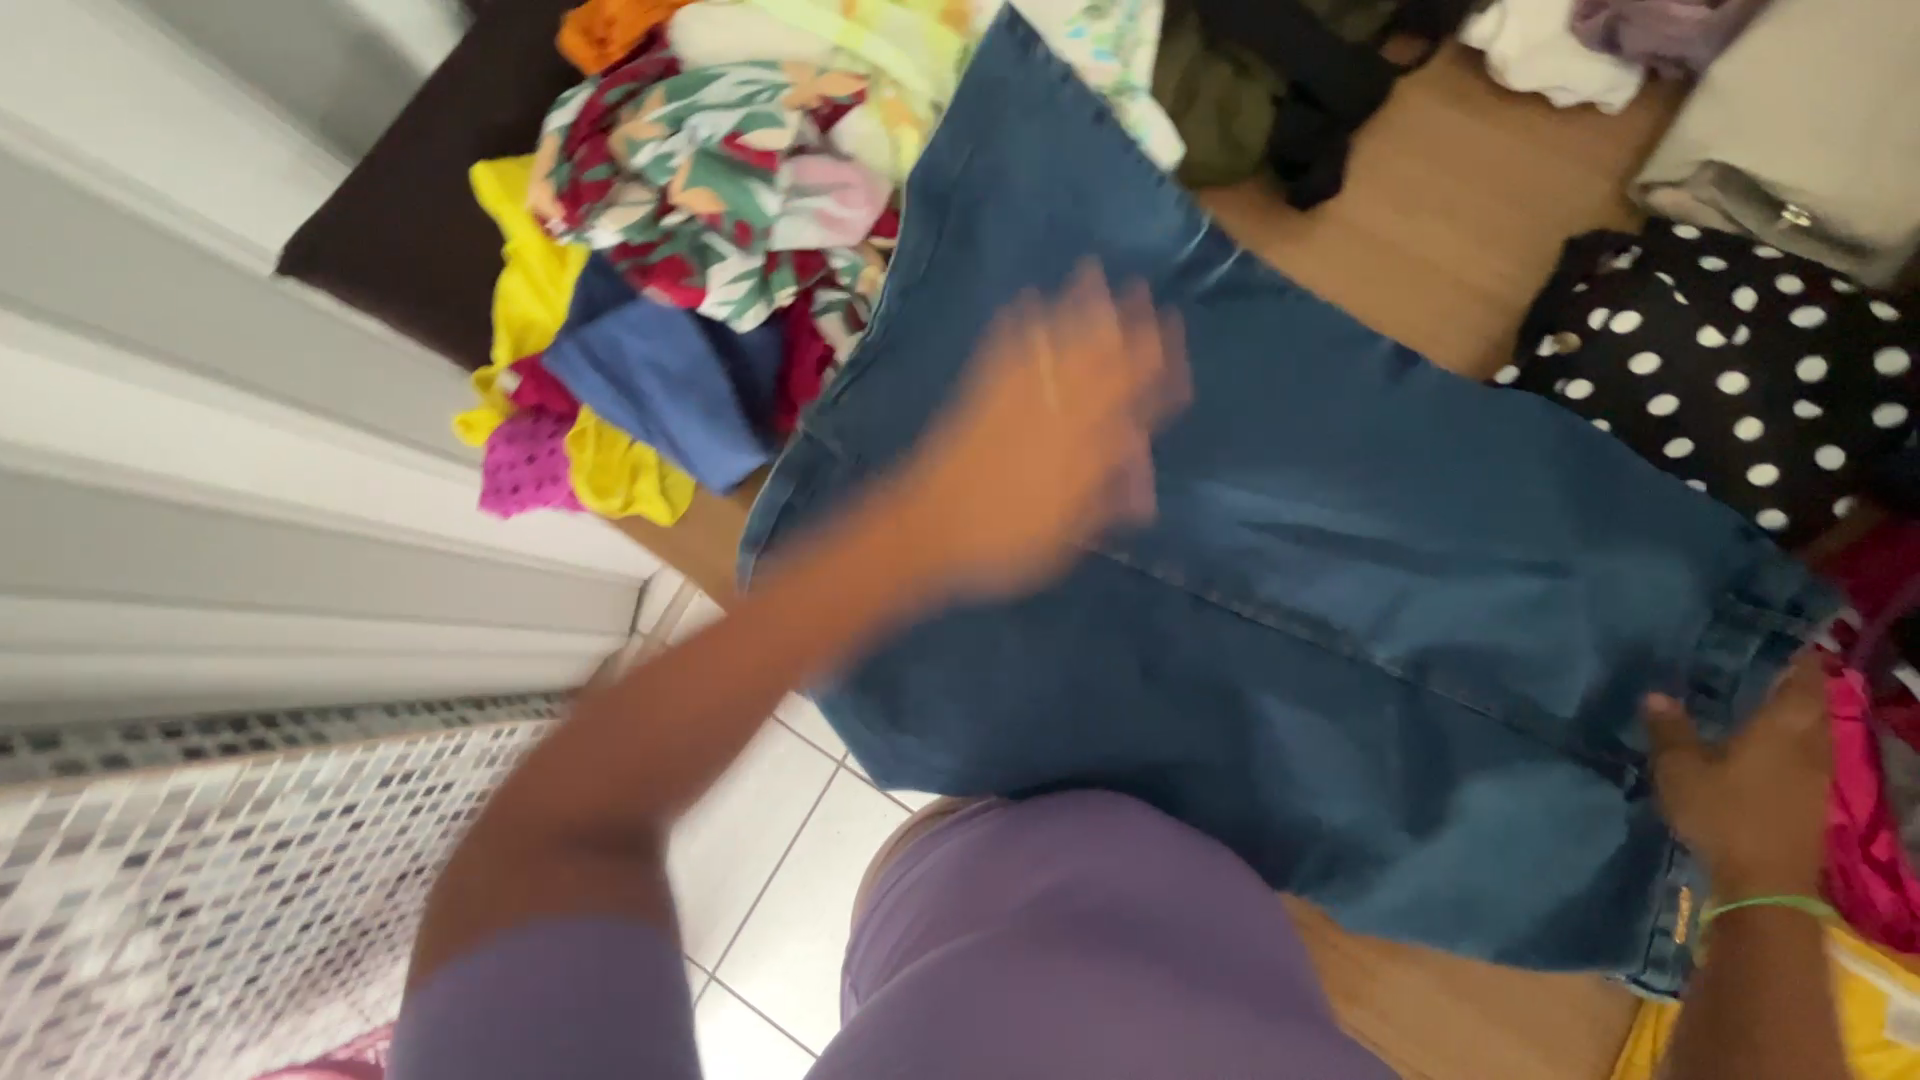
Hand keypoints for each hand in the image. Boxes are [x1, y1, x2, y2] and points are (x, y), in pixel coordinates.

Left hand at [892, 261, 1190, 600]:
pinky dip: (1018, 324)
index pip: (1132, 402)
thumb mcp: (1064, 538)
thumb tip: (1142, 477)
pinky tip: (1026, 299)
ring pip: (1054, 346)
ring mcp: (1013, 400)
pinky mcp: (978, 396)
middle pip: (1096, 362)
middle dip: (1123, 325)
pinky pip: (1004, 352)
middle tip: (1141, 289)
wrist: (928, 528)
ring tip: (1092, 271)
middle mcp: (1054, 415)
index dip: (1156, 370)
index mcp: (1083, 450)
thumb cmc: (1002, 544)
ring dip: (1075, 308)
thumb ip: (1103, 501)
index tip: (1172, 341)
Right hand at [1644, 653, 1831, 899]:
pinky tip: (1755, 740)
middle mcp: (1809, 744)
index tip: (1774, 639)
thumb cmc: (1721, 812)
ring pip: (1809, 730)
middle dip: (1789, 683)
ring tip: (1750, 698)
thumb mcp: (1678, 767)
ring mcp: (1815, 774)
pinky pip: (1802, 752)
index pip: (1801, 680)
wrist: (1763, 880)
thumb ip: (1669, 728)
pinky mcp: (1809, 797)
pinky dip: (1784, 738)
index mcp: (1782, 728)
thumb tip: (1657, 694)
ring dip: (1787, 712)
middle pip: (1810, 704)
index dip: (1794, 658)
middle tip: (1752, 664)